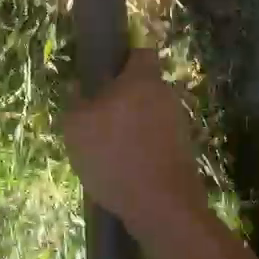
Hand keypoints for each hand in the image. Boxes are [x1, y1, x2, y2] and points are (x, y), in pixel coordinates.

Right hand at [62, 49, 210, 231]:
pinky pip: (155, 140)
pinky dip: (141, 149)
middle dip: (122, 99)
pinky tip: (123, 169)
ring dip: (131, 126)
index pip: (140, 52)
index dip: (123, 59)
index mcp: (143, 79)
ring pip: (149, 114)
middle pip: (142, 87)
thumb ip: (76, 102)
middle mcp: (165, 95)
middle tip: (96, 118)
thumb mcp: (77, 127)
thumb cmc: (115, 155)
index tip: (104, 74)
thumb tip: (79, 88)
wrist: (161, 206)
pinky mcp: (182, 152)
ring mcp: (178, 125)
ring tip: (107, 150)